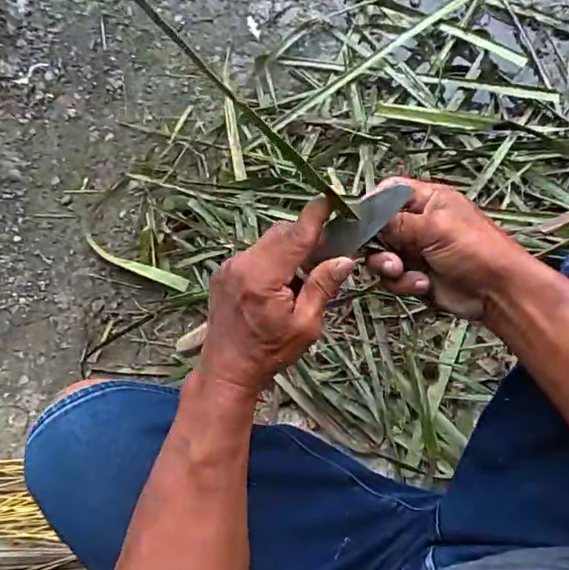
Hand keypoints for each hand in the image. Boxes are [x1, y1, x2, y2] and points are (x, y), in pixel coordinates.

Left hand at [197, 197, 355, 395]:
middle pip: (280, 234)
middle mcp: (242, 264)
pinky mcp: (224, 273)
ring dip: (289, 250)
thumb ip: (323, 287)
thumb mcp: (306, 325)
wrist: (227, 370)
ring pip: (267, 243)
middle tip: (328, 251)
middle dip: (305, 237)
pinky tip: (282, 282)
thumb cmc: (269, 353)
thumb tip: (344, 259)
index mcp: (262, 277)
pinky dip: (273, 260)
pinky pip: (254, 255)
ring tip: (303, 276)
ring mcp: (229, 267)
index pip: (295, 235)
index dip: (315, 216)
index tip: (331, 199)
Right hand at [367, 179, 533, 320]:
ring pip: (381, 256)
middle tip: (384, 253)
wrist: (497, 292)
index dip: (371, 205)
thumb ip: (396, 222)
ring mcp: (416, 250)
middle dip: (376, 244)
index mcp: (428, 200)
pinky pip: (393, 278)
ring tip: (402, 271)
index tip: (358, 222)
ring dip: (388, 267)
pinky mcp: (415, 275)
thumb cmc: (477, 250)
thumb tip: (366, 219)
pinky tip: (423, 284)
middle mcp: (418, 223)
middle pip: (378, 227)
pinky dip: (403, 283)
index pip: (388, 192)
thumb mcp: (435, 228)